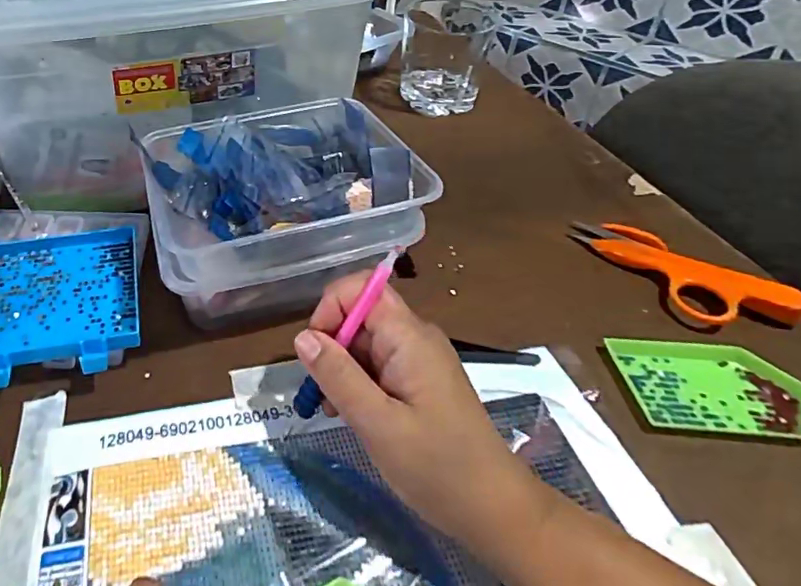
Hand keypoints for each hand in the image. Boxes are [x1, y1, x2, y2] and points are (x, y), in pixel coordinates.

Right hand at [293, 273, 535, 542]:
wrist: (498, 512)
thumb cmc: (439, 468)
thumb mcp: (378, 424)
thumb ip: (338, 376)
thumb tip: (302, 336)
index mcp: (409, 337)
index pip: (362, 287)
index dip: (331, 307)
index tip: (315, 351)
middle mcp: (415, 337)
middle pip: (361, 314)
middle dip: (332, 344)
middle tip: (320, 392)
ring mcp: (420, 359)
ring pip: (366, 341)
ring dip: (342, 367)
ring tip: (335, 410)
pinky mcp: (421, 380)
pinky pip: (380, 364)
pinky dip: (359, 382)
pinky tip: (354, 415)